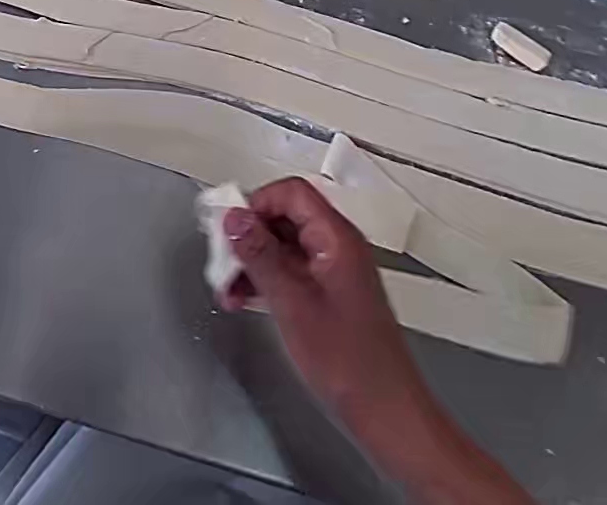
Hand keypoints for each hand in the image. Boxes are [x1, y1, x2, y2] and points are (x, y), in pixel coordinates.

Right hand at [222, 177, 427, 422]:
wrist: (385, 412)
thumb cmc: (349, 362)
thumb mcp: (292, 303)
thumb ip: (260, 256)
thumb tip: (234, 218)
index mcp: (336, 237)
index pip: (292, 193)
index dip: (257, 203)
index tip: (228, 226)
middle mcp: (336, 245)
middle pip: (285, 216)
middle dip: (249, 235)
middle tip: (222, 259)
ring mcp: (333, 268)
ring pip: (283, 244)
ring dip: (252, 260)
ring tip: (228, 288)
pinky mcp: (327, 291)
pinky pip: (290, 268)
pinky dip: (265, 278)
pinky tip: (245, 299)